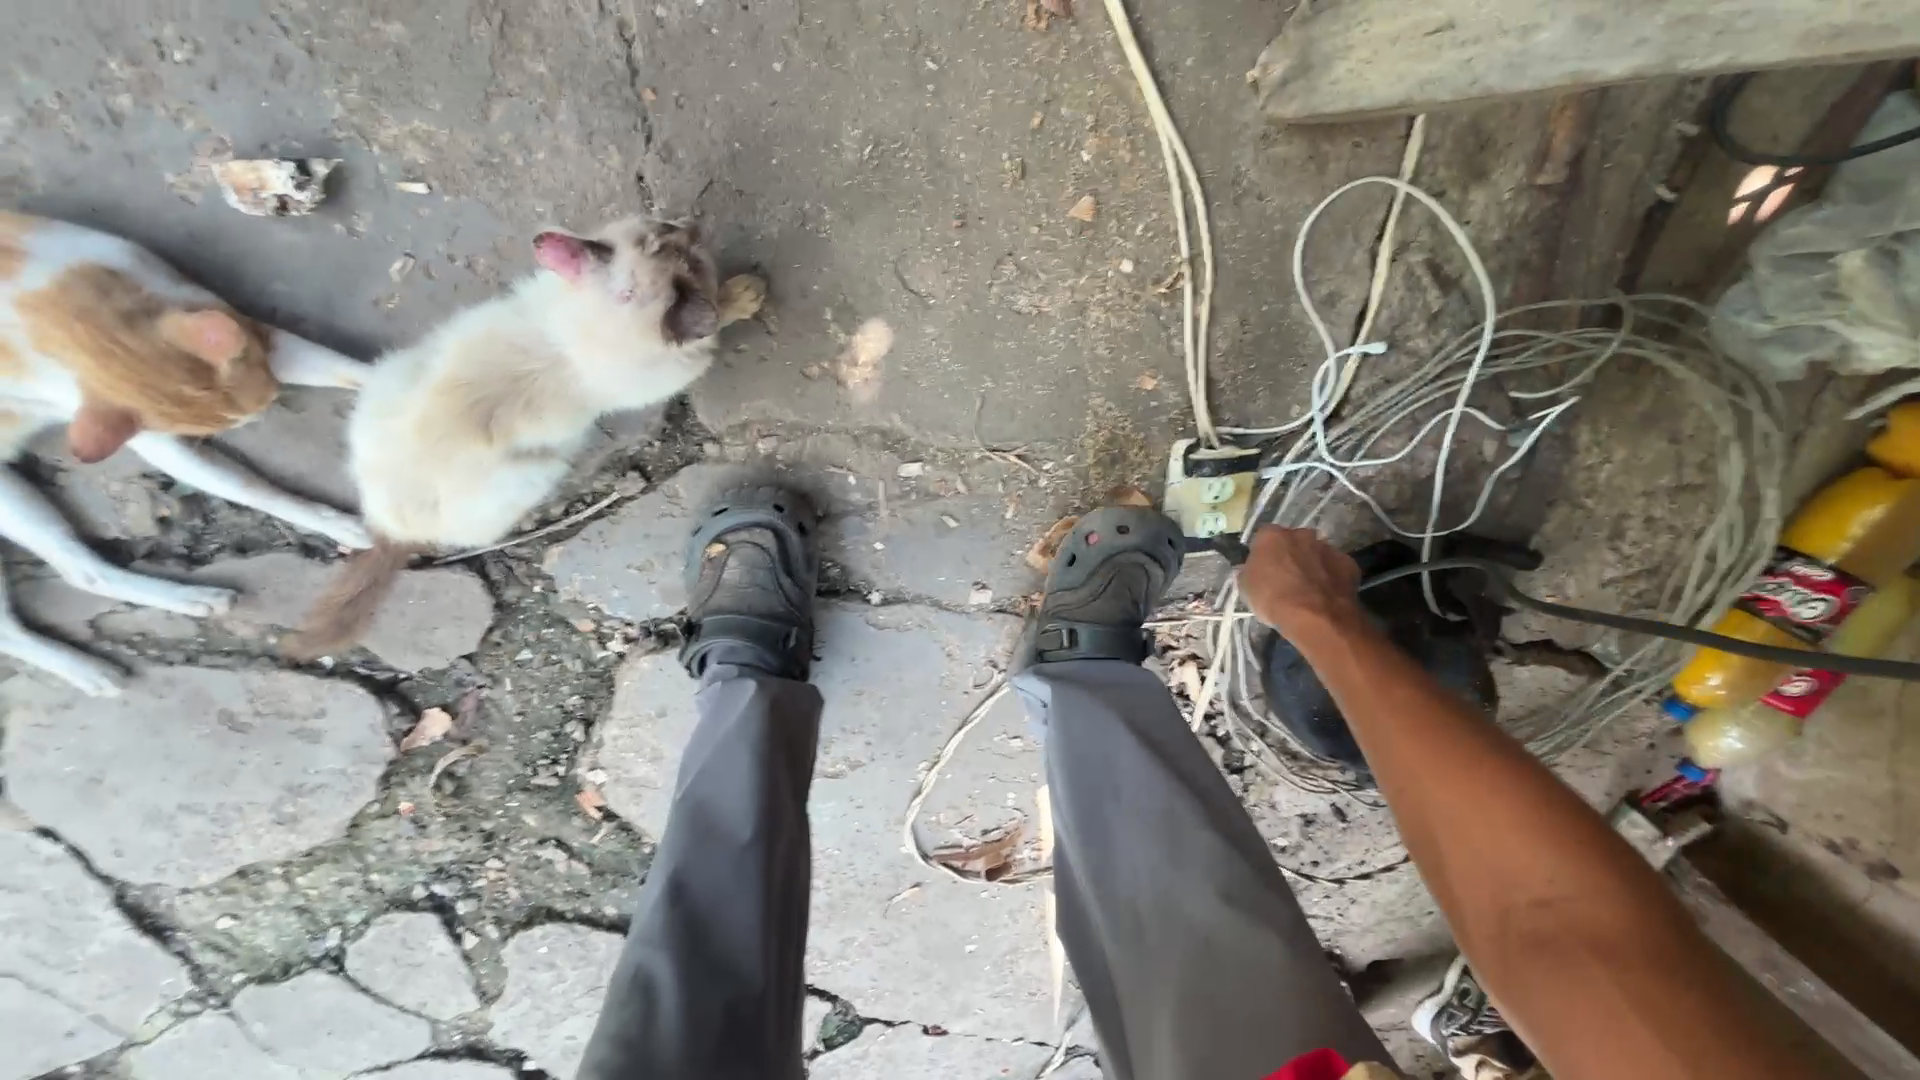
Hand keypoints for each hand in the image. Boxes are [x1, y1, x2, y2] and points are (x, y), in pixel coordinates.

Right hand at [1239, 526, 1365, 636]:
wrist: (1314, 616)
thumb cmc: (1272, 598)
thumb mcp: (1245, 587)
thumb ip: (1248, 571)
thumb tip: (1249, 569)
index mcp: (1272, 536)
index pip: (1263, 537)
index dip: (1262, 553)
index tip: (1262, 568)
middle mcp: (1301, 534)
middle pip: (1293, 541)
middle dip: (1290, 555)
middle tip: (1285, 577)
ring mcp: (1327, 547)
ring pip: (1316, 553)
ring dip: (1311, 564)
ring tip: (1308, 589)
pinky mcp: (1348, 563)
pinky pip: (1335, 567)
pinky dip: (1331, 576)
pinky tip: (1326, 594)